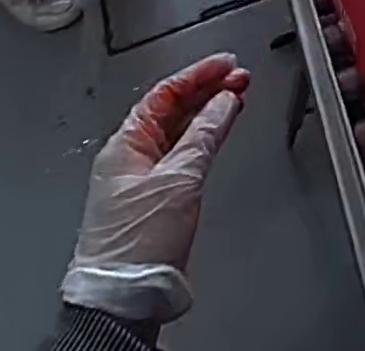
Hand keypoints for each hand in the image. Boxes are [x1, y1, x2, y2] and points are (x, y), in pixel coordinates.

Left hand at [60, 54, 251, 323]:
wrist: (125, 301)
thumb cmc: (137, 245)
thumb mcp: (179, 179)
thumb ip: (205, 133)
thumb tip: (224, 101)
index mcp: (126, 143)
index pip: (166, 92)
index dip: (199, 73)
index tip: (226, 63)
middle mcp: (132, 155)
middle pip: (174, 107)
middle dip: (208, 89)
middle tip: (239, 76)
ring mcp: (145, 175)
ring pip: (182, 128)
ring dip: (210, 110)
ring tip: (237, 94)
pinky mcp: (159, 194)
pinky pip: (185, 150)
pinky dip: (206, 135)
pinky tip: (221, 127)